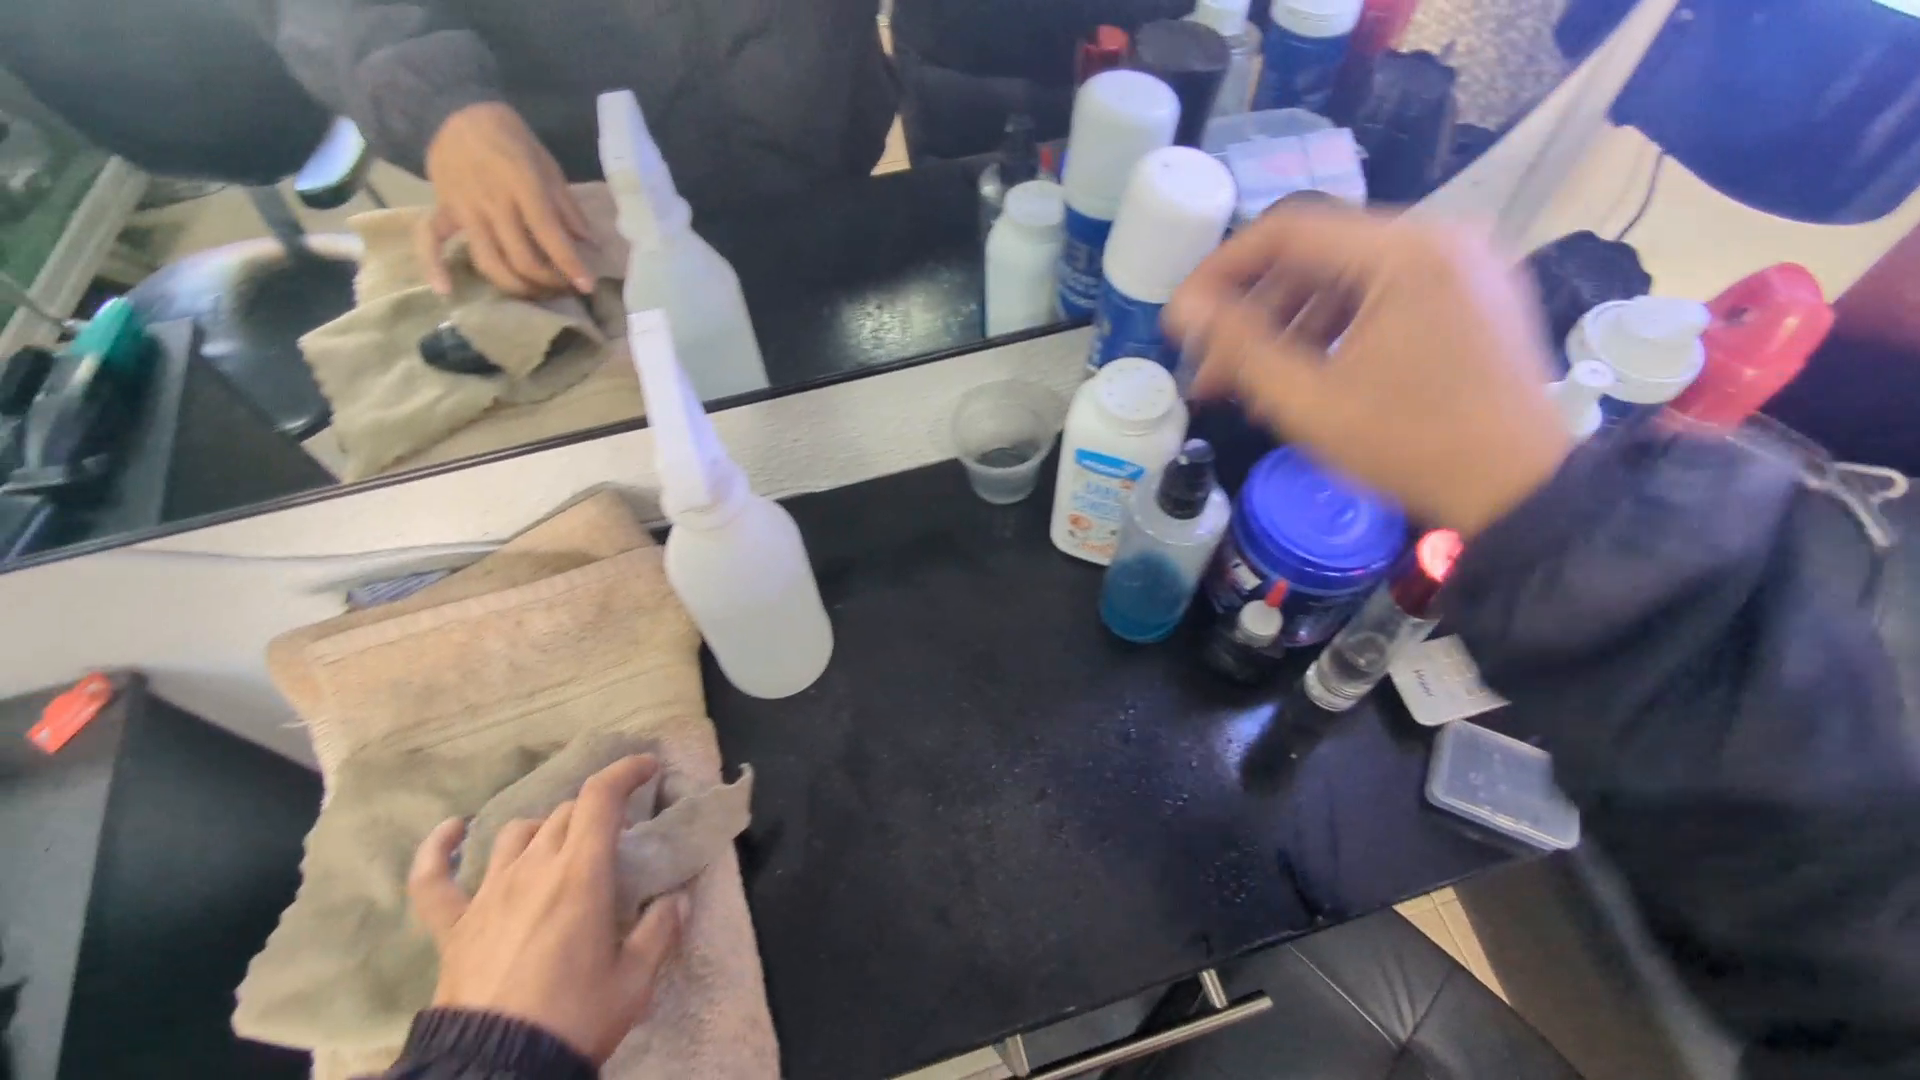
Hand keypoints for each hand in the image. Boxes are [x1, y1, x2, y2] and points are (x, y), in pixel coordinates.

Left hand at [409, 755, 685, 1063]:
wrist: (494, 1074)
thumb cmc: (574, 1020)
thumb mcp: (634, 981)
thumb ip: (659, 932)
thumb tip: (676, 900)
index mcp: (580, 874)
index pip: (601, 797)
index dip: (626, 772)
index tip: (648, 767)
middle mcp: (532, 869)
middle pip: (564, 813)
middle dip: (595, 812)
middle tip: (617, 834)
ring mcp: (487, 895)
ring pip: (516, 834)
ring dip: (545, 828)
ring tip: (562, 844)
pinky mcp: (453, 926)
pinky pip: (433, 878)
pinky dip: (439, 849)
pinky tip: (452, 831)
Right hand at [417, 102, 595, 297]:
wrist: (457, 109)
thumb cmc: (511, 140)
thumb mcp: (548, 166)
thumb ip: (567, 208)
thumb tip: (589, 244)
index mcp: (524, 187)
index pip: (551, 237)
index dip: (571, 266)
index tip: (587, 286)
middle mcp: (493, 202)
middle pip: (521, 259)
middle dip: (547, 282)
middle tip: (563, 287)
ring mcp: (463, 207)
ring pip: (488, 261)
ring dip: (514, 287)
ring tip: (534, 293)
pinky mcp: (441, 208)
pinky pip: (429, 240)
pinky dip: (433, 266)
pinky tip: (445, 291)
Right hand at [1164, 207, 1572, 536]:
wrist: (1522, 491)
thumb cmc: (1412, 447)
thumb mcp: (1308, 402)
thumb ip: (1238, 347)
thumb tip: (1184, 310)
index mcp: (1404, 251)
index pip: (1286, 231)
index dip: (1220, 270)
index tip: (1183, 316)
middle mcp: (1441, 237)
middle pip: (1316, 254)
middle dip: (1254, 310)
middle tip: (1212, 368)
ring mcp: (1465, 263)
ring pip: (1348, 275)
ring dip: (1290, 323)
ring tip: (1254, 381)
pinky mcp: (1475, 292)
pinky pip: (1386, 292)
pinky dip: (1337, 326)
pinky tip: (1308, 371)